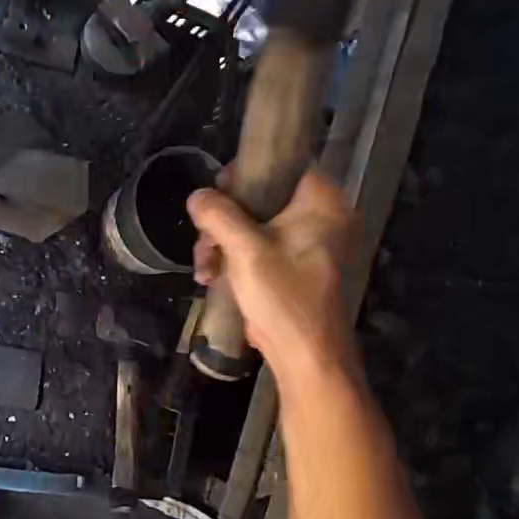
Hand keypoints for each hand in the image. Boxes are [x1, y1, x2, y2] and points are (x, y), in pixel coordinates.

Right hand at [187, 169, 355, 376]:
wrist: (305, 355)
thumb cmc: (283, 295)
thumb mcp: (245, 250)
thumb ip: (218, 215)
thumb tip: (197, 196)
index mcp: (321, 201)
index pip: (283, 163)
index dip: (246, 173)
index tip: (218, 193)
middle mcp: (320, 215)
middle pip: (261, 195)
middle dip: (224, 220)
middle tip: (206, 241)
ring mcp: (307, 242)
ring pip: (254, 223)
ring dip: (223, 243)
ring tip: (205, 268)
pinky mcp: (294, 266)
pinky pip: (259, 247)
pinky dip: (235, 258)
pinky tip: (212, 276)